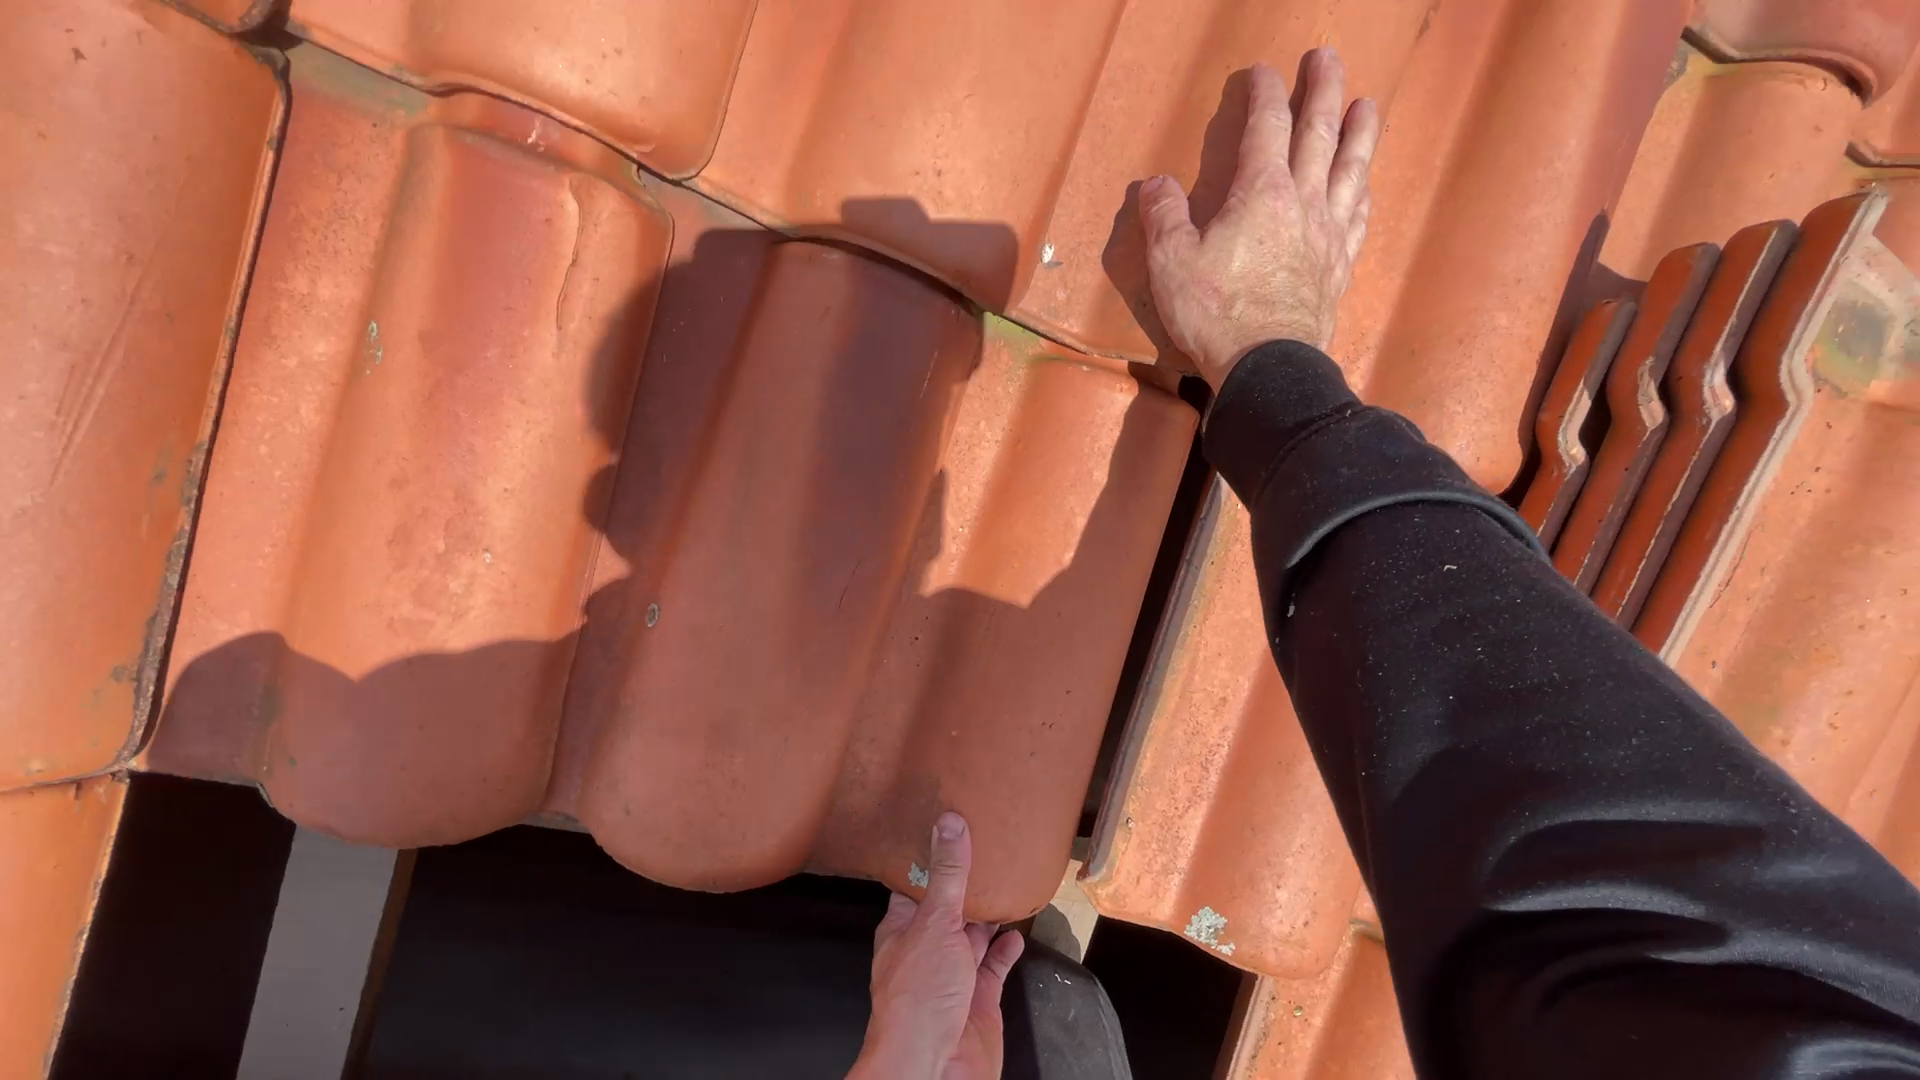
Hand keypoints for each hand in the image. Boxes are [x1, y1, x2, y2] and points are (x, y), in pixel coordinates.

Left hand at [848, 812, 1025, 1079]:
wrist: (934, 1068)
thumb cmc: (919, 996)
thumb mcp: (935, 921)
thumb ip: (949, 875)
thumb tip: (950, 822)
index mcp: (904, 929)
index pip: (914, 886)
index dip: (929, 860)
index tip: (946, 830)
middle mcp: (927, 950)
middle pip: (947, 909)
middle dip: (965, 886)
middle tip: (987, 851)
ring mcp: (954, 976)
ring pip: (972, 936)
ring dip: (988, 915)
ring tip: (1007, 884)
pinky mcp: (979, 999)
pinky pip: (995, 967)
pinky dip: (1007, 949)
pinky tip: (1017, 932)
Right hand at [1139, 50, 1380, 390]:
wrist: (1267, 365)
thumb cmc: (1216, 313)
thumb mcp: (1171, 264)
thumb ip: (1163, 217)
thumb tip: (1156, 184)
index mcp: (1260, 193)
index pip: (1266, 126)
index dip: (1263, 94)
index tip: (1261, 73)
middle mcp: (1302, 202)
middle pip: (1320, 133)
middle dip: (1323, 90)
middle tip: (1328, 57)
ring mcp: (1327, 235)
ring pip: (1350, 169)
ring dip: (1360, 133)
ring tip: (1367, 105)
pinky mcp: (1338, 268)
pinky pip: (1358, 218)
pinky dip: (1362, 192)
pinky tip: (1364, 186)